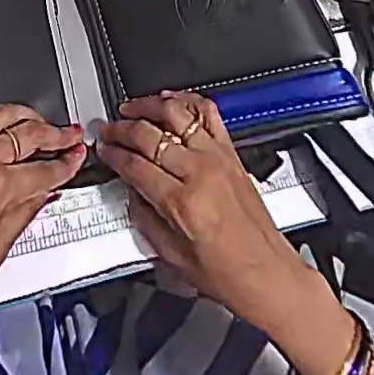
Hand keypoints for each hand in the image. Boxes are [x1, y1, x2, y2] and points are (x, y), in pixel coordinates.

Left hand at [0, 105, 84, 318]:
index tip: (75, 158)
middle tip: (69, 134)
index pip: (45, 169)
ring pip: (0, 114)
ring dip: (26, 116)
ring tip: (38, 121)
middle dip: (57, 133)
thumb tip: (43, 193)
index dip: (67, 163)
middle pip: (29, 133)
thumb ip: (25, 212)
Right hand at [97, 93, 358, 374]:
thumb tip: (130, 193)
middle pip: (148, 134)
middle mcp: (200, 172)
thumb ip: (146, 220)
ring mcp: (217, 156)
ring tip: (131, 107)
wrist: (269, 275)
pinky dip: (187, 99)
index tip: (104, 149)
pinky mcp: (231, 151)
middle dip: (121, 128)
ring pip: (175, 113)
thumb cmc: (230, 274)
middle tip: (109, 128)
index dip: (113, 154)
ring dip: (147, 105)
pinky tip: (171, 99)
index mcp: (182, 203)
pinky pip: (207, 112)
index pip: (135, 165)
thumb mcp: (174, 258)